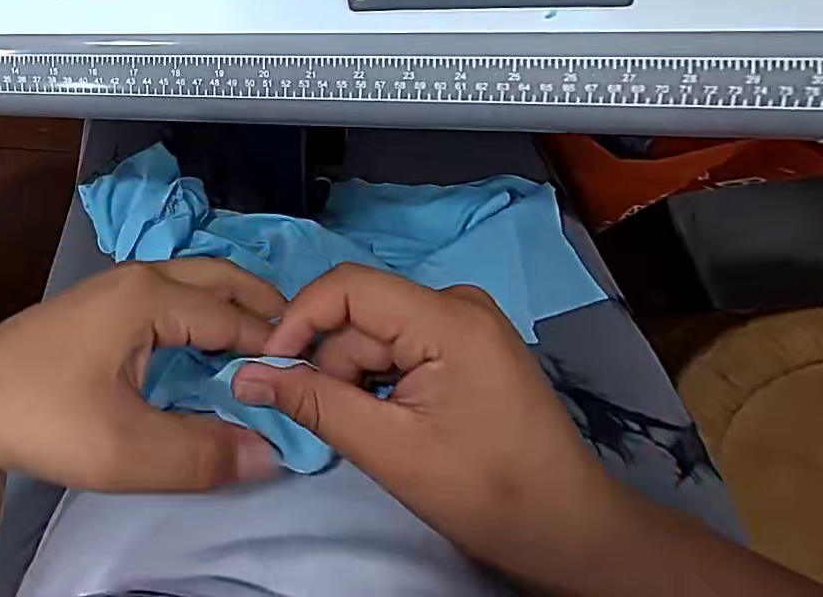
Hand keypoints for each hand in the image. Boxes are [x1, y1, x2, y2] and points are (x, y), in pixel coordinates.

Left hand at [0, 260, 285, 491]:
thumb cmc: (44, 418)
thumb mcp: (126, 451)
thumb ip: (203, 454)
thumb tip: (269, 452)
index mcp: (150, 296)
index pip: (231, 316)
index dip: (271, 346)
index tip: (308, 375)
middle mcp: (137, 276)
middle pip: (217, 277)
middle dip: (261, 303)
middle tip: (297, 342)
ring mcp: (114, 284)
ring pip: (191, 280)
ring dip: (230, 303)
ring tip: (260, 341)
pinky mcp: (100, 301)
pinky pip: (168, 292)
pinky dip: (201, 308)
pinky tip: (201, 341)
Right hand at [230, 264, 617, 581]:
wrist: (576, 535)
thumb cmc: (492, 497)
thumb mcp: (391, 452)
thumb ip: (313, 404)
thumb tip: (246, 376)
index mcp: (449, 319)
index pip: (349, 287)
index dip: (300, 317)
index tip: (271, 362)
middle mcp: (455, 300)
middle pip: (359, 314)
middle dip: (335, 365)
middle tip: (341, 422)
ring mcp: (461, 316)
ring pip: (372, 330)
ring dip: (356, 376)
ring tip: (380, 429)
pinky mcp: (461, 334)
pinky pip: (394, 339)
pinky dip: (378, 376)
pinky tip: (396, 414)